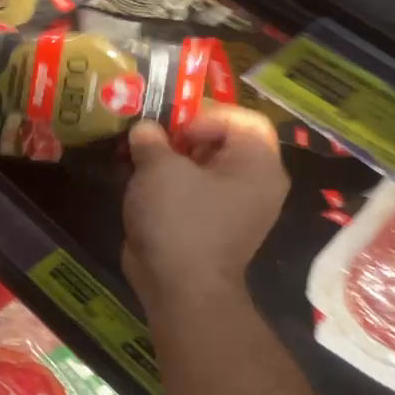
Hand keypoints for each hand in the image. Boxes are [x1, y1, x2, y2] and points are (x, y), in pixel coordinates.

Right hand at [121, 103, 288, 314]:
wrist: (181, 281)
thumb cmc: (179, 218)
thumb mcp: (159, 169)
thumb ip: (151, 140)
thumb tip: (145, 129)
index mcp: (257, 166)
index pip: (243, 118)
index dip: (204, 113)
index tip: (170, 128)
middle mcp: (256, 182)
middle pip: (224, 139)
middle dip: (181, 133)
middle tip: (146, 139)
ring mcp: (235, 203)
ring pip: (205, 163)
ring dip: (171, 156)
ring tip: (137, 159)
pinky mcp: (213, 219)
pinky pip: (196, 186)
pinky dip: (170, 178)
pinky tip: (142, 183)